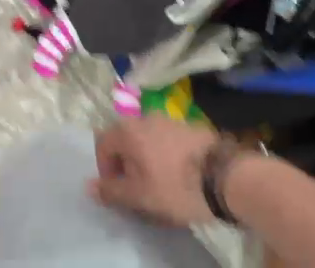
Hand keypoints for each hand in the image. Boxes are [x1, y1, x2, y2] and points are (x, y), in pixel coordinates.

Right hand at [88, 115, 220, 225]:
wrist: (226, 176)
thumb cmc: (175, 186)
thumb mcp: (140, 196)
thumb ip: (112, 191)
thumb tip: (88, 186)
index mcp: (127, 131)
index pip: (102, 144)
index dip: (105, 169)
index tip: (118, 191)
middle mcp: (144, 118)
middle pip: (125, 140)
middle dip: (127, 165)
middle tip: (139, 190)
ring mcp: (169, 120)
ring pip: (148, 140)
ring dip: (148, 159)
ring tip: (162, 184)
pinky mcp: (191, 127)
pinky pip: (169, 141)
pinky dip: (167, 156)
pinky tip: (182, 176)